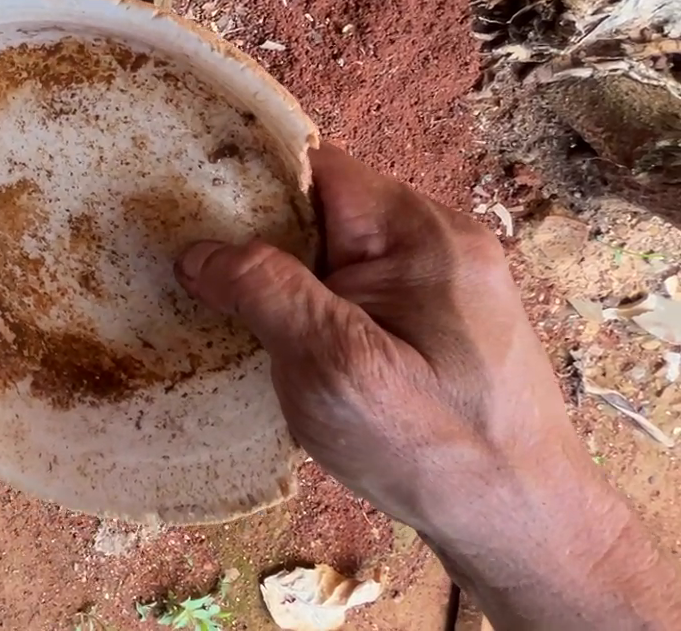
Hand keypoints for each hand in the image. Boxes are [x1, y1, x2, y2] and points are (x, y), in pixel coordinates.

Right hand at [175, 144, 679, 627]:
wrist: (522, 531)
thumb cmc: (436, 448)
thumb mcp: (338, 366)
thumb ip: (265, 291)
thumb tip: (194, 251)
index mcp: (418, 234)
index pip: (312, 166)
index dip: (240, 171)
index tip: (173, 190)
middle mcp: (426, 239)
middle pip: (307, 198)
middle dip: (239, 219)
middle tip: (174, 244)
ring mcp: (421, 275)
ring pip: (313, 238)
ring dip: (257, 258)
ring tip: (198, 279)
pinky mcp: (410, 310)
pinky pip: (329, 274)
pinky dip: (281, 286)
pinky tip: (248, 314)